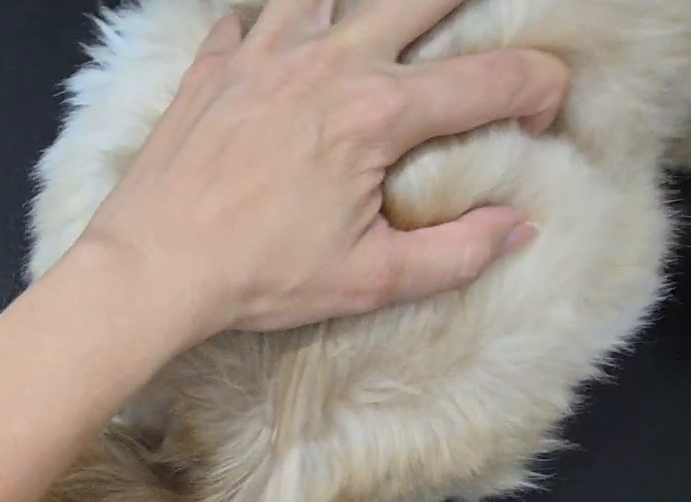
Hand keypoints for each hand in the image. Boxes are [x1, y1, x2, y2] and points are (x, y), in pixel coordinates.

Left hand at [73, 0, 567, 339]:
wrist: (151, 269)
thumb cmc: (252, 279)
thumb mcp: (362, 283)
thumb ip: (451, 255)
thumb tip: (517, 227)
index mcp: (378, 114)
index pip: (495, 78)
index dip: (539, 90)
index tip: (538, 117)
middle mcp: (328, 63)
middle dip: (471, 0)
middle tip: (473, 34)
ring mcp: (264, 58)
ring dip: (361, 7)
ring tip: (371, 35)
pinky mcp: (213, 71)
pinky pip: (248, 19)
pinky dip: (269, 25)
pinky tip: (273, 47)